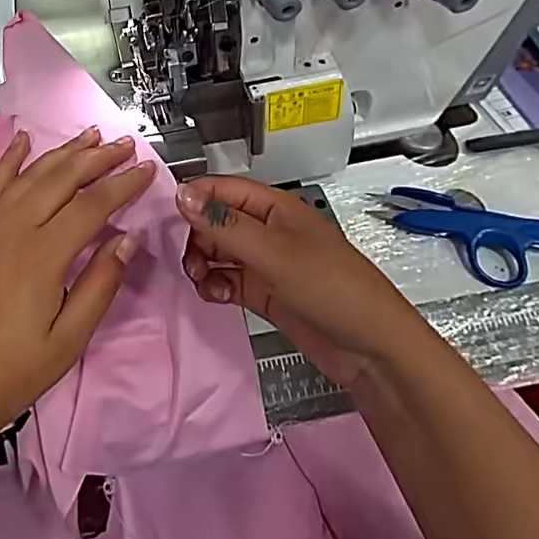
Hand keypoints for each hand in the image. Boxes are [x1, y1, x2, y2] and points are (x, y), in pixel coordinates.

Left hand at [0, 127, 155, 536]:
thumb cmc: (11, 372)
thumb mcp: (68, 339)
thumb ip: (100, 283)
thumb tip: (128, 238)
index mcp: (43, 254)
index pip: (93, 205)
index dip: (123, 184)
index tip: (147, 169)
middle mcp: (15, 229)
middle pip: (63, 178)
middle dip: (98, 157)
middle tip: (125, 143)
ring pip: (32, 175)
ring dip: (63, 152)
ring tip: (89, 135)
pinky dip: (10, 159)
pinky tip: (22, 141)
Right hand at [177, 176, 426, 388]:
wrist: (371, 349)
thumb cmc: (330, 288)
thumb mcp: (273, 252)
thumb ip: (225, 225)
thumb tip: (183, 195)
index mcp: (274, 207)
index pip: (223, 189)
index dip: (194, 198)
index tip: (166, 216)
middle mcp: (267, 229)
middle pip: (216, 220)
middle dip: (196, 235)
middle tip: (187, 257)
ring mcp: (266, 262)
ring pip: (219, 251)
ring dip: (203, 261)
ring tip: (199, 277)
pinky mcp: (265, 292)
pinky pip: (229, 279)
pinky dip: (217, 284)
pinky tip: (215, 294)